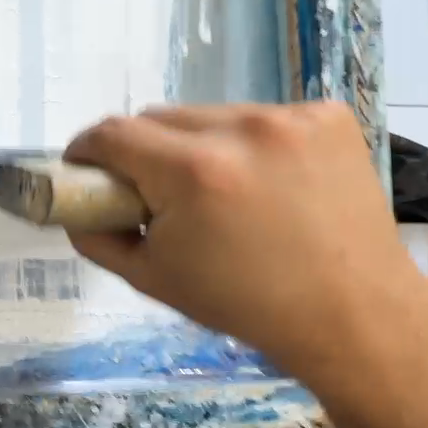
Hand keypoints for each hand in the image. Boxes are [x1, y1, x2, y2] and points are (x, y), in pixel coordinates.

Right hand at [64, 103, 427, 376]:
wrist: (350, 311)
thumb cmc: (241, 303)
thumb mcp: (150, 279)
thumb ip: (98, 238)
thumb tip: (76, 211)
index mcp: (192, 173)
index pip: (113, 134)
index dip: (86, 149)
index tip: (82, 167)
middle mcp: (242, 130)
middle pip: (158, 118)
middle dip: (140, 150)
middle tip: (146, 189)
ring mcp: (291, 117)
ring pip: (208, 115)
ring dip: (193, 145)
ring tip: (212, 190)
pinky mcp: (328, 115)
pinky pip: (257, 117)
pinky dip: (244, 144)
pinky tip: (260, 182)